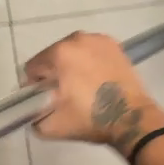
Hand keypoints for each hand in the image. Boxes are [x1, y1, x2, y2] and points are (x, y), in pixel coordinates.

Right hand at [23, 31, 163, 152]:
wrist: (132, 118)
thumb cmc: (91, 118)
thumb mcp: (52, 126)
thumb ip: (33, 118)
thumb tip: (31, 113)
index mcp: (60, 53)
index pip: (33, 67)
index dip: (32, 85)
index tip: (39, 99)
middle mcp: (77, 39)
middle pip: (53, 56)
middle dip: (53, 73)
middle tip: (61, 94)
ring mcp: (99, 39)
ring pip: (73, 52)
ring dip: (71, 66)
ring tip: (79, 86)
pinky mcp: (115, 46)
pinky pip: (91, 51)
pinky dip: (89, 62)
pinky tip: (94, 79)